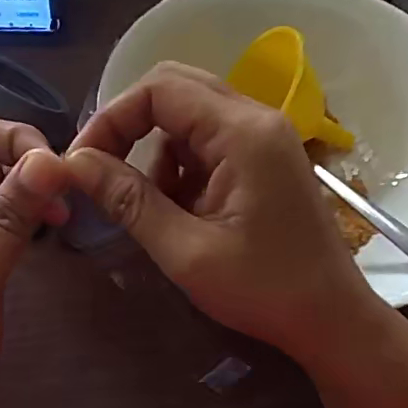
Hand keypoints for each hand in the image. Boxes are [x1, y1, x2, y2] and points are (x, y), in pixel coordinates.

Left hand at [0, 115, 70, 407]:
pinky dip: (29, 213)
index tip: (58, 166)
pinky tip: (54, 223)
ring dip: (31, 188)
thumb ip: (8, 219)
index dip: (12, 140)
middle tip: (70, 186)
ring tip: (67, 208)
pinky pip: (2, 216)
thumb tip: (51, 160)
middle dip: (26, 162)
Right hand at [66, 63, 378, 365]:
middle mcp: (257, 119)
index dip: (111, 118)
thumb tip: (76, 163)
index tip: (82, 162)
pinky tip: (182, 211)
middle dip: (129, 126)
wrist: (330, 318)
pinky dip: (182, 167)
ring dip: (156, 151)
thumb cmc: (262, 290)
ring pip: (190, 116)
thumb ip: (129, 201)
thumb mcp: (185, 250)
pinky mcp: (266, 159)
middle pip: (176, 90)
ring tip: (149, 206)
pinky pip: (209, 142)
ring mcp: (266, 137)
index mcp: (242, 133)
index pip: (159, 89)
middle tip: (101, 170)